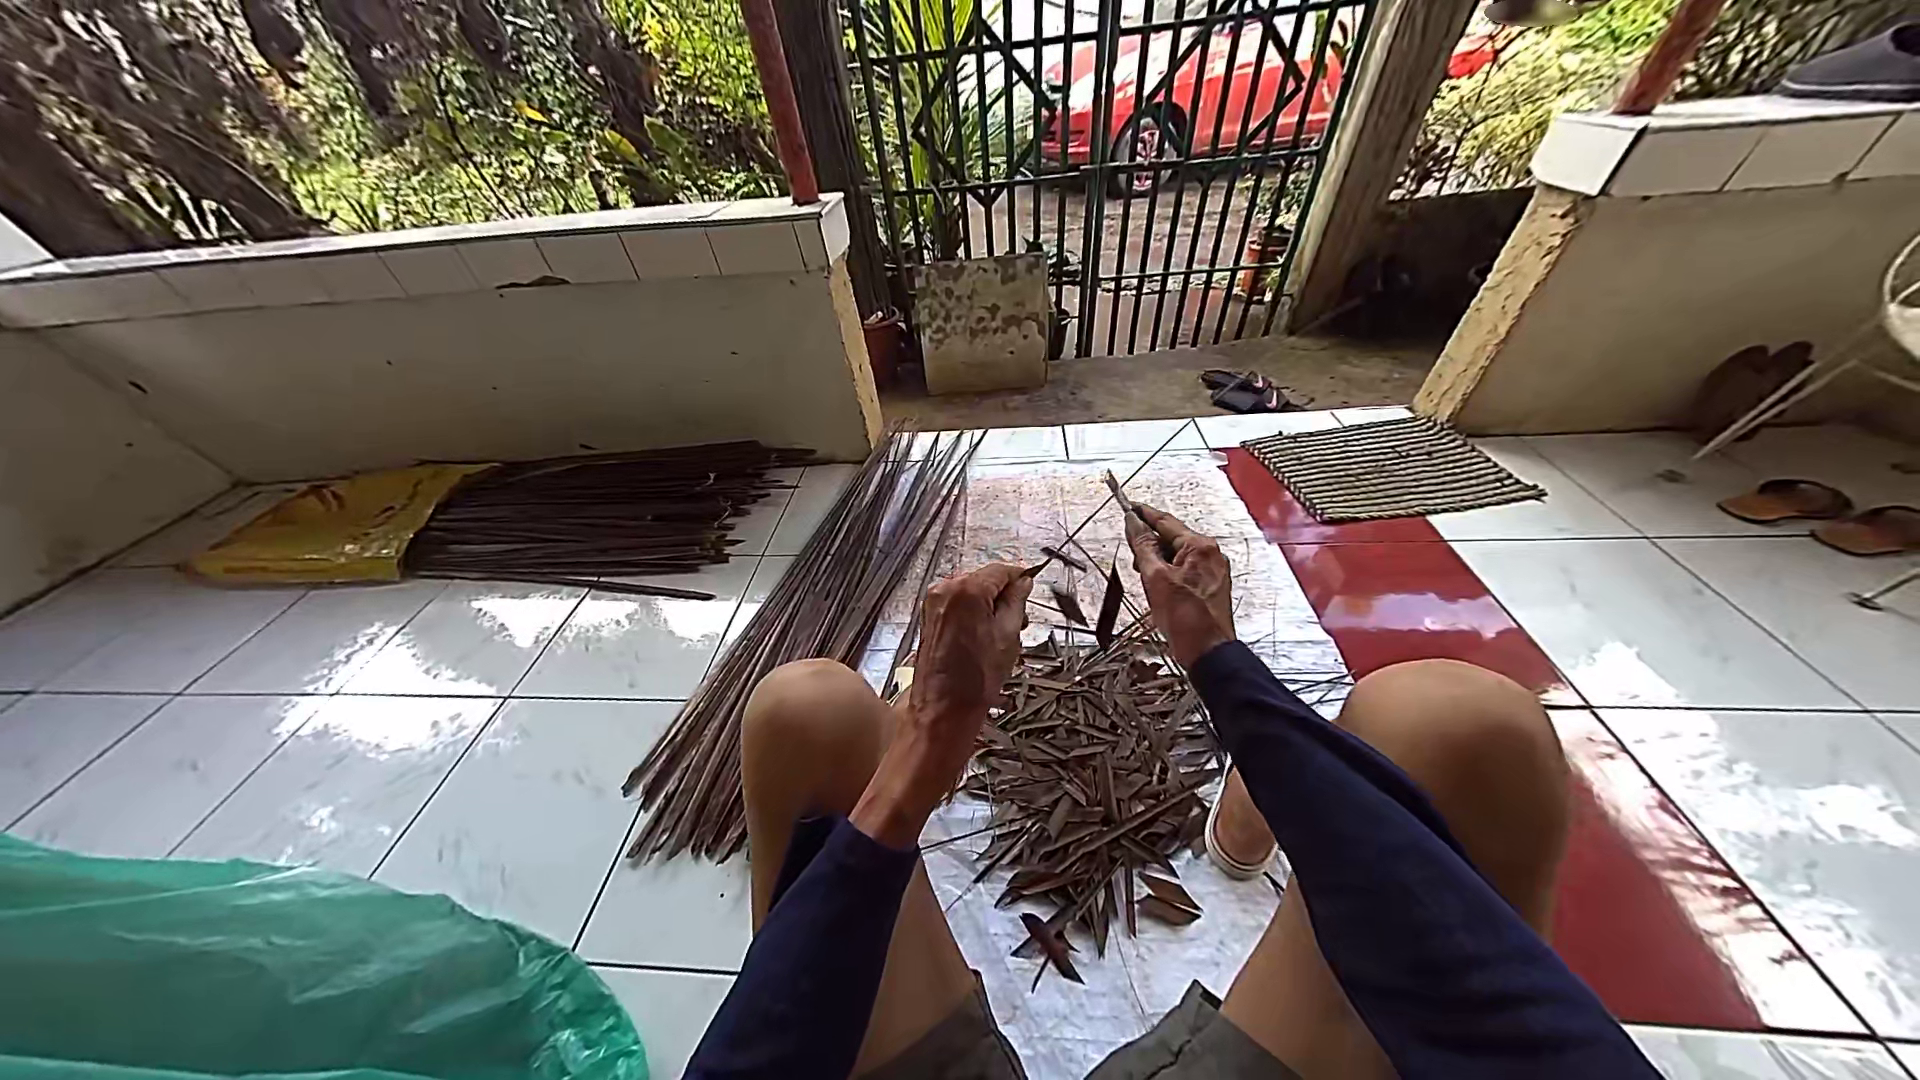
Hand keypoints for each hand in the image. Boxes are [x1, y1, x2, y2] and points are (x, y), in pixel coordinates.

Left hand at [851, 562, 1031, 848]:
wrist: (943, 709)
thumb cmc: (975, 680)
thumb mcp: (1008, 636)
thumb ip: (1017, 602)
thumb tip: (1022, 583)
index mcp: (966, 590)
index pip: (1000, 570)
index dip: (1019, 577)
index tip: (1031, 582)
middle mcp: (945, 590)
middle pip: (984, 579)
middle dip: (1003, 595)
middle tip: (1019, 619)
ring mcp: (933, 602)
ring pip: (971, 591)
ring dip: (988, 604)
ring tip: (1002, 635)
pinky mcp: (929, 616)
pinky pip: (958, 603)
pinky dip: (973, 613)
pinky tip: (983, 637)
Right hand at [1127, 504, 1234, 668]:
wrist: (1207, 651)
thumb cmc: (1187, 619)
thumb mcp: (1155, 578)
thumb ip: (1143, 547)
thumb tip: (1134, 524)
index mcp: (1200, 547)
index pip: (1165, 522)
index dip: (1143, 514)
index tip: (1128, 507)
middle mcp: (1211, 555)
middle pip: (1172, 538)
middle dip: (1149, 546)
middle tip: (1132, 556)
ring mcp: (1213, 571)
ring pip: (1177, 556)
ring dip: (1157, 563)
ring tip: (1146, 580)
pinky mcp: (1210, 586)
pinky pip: (1184, 570)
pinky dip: (1168, 574)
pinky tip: (1158, 589)